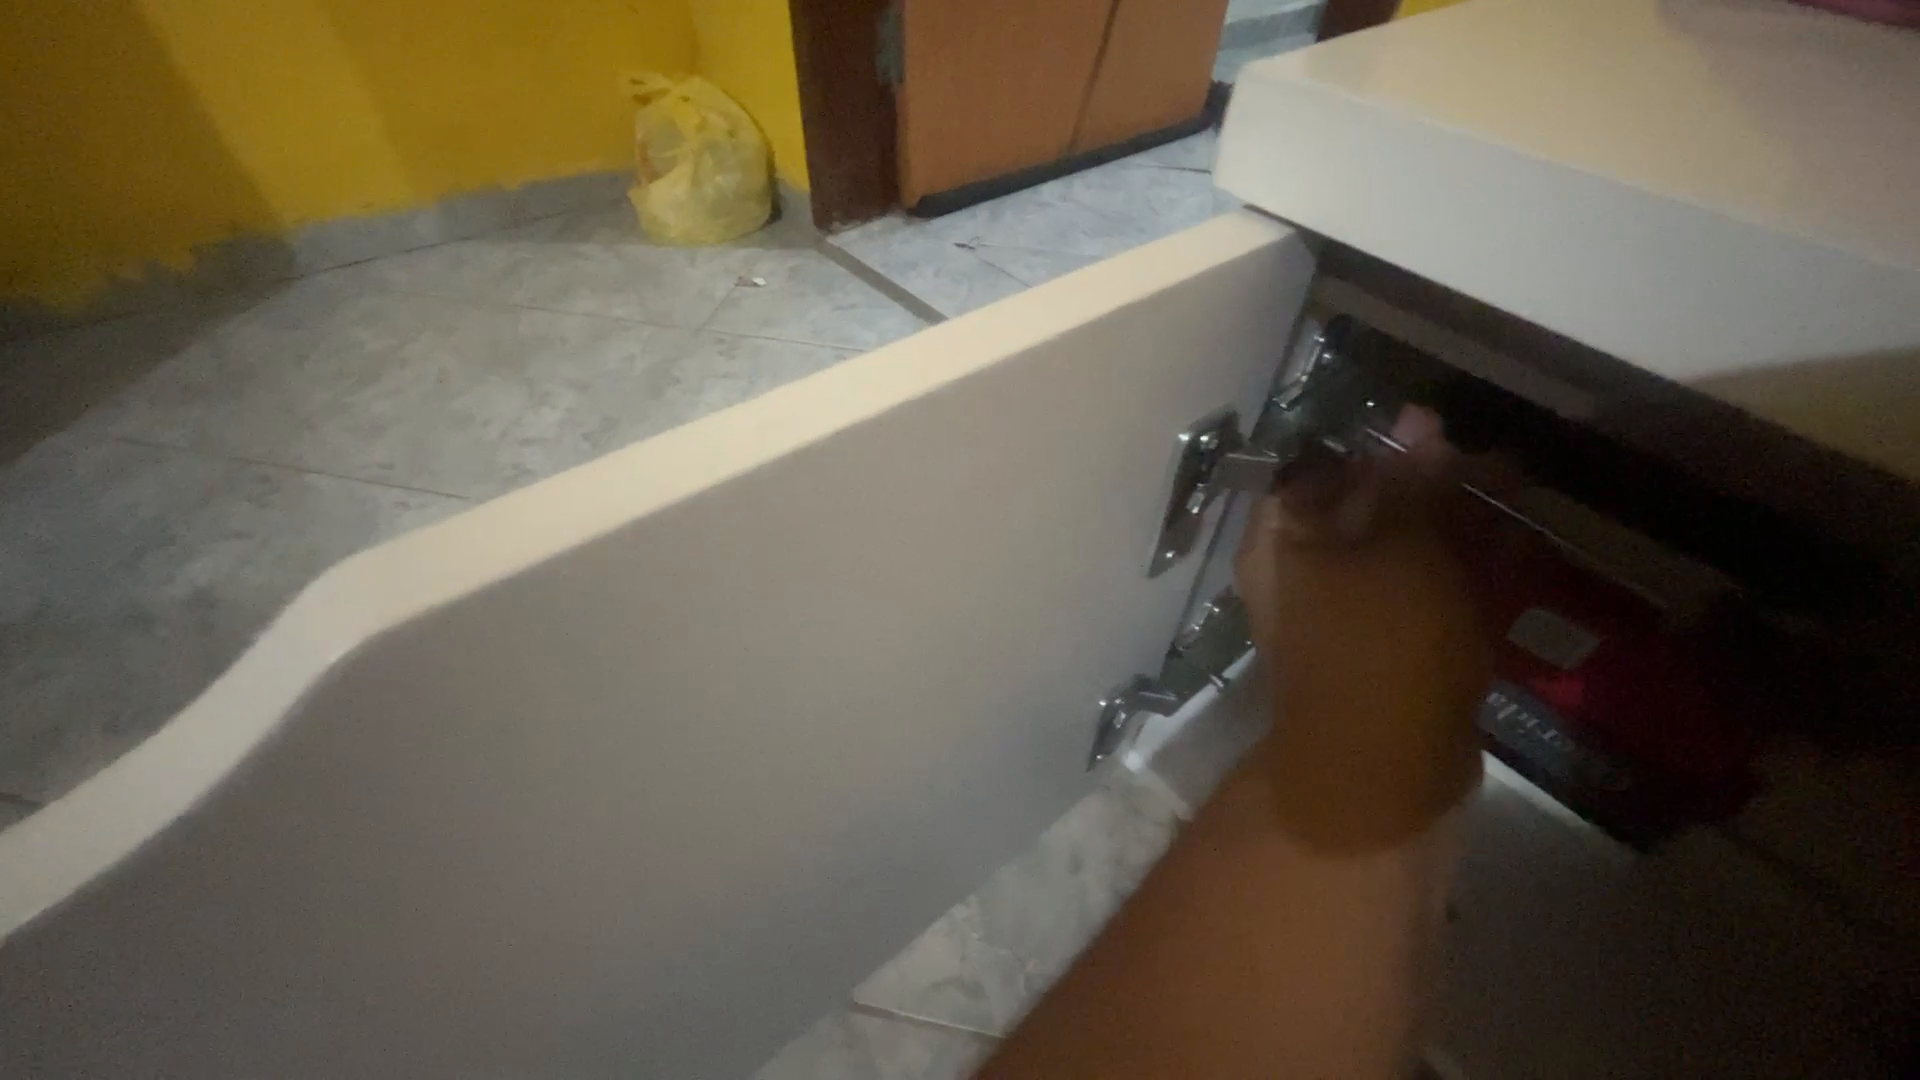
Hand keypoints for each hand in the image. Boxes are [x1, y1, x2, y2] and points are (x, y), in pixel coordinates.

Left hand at [1232, 407, 1491, 850]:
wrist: (1381, 769)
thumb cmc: (1381, 641)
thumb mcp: (1400, 550)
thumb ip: (1408, 486)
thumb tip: (1414, 421)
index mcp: (1279, 542)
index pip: (1317, 474)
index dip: (1376, 452)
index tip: (1438, 437)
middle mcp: (1297, 574)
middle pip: (1362, 512)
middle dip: (1430, 489)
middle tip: (1497, 469)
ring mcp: (1339, 616)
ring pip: (1396, 555)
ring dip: (1454, 528)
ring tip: (1518, 500)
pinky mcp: (1380, 652)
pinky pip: (1416, 598)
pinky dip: (1459, 576)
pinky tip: (1516, 556)